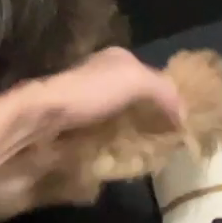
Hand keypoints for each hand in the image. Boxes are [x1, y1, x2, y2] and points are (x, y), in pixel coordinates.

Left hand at [2, 47, 185, 146]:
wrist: (38, 119)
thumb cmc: (88, 93)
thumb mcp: (135, 80)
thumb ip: (163, 91)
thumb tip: (183, 115)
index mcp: (114, 60)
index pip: (149, 76)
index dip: (167, 96)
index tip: (182, 122)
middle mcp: (97, 78)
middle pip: (132, 99)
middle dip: (148, 118)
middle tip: (166, 143)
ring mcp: (80, 104)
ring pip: (115, 120)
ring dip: (129, 137)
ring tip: (147, 157)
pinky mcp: (68, 128)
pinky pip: (98, 139)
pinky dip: (110, 149)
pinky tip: (119, 162)